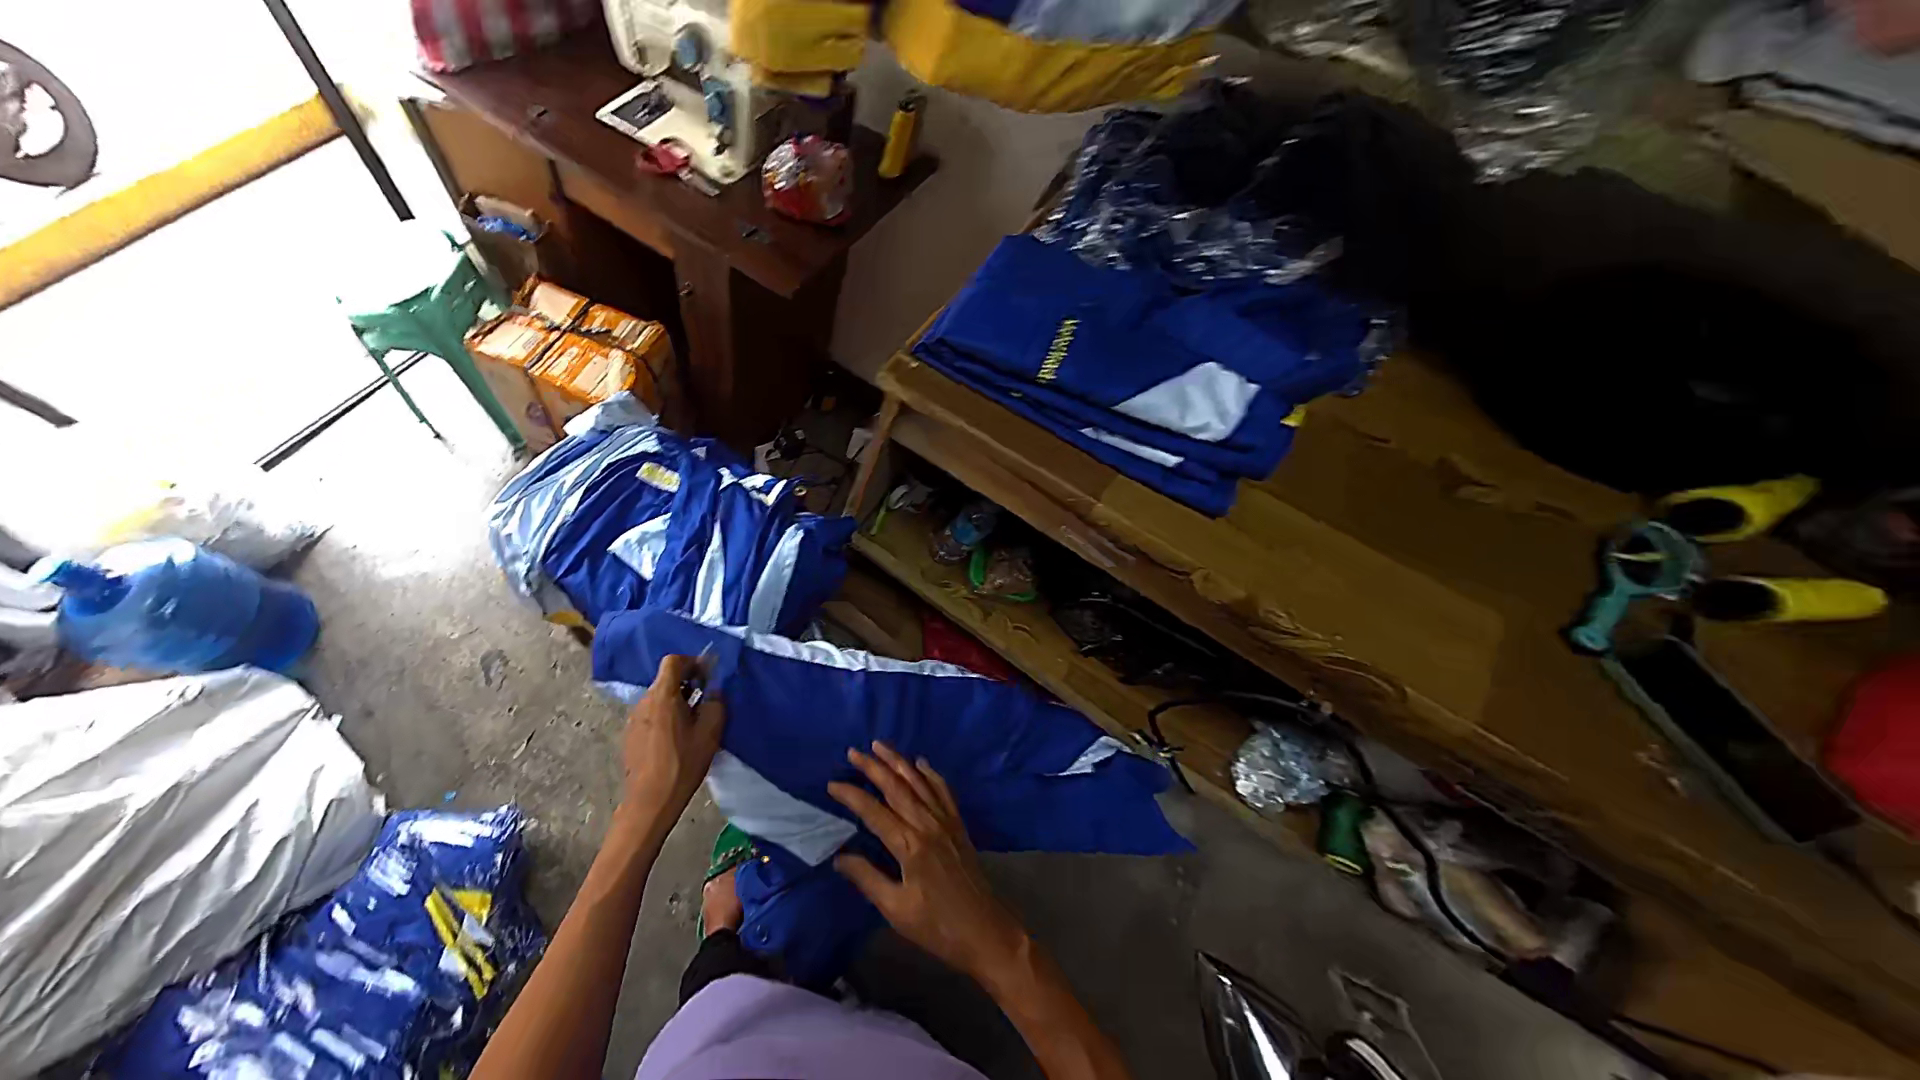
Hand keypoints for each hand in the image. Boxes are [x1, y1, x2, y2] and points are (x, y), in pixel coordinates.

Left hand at [623, 654, 724, 818]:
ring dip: (677, 701)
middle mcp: (643, 702)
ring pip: (658, 698)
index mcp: (663, 695)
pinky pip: (651, 715)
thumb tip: (713, 690)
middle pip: (666, 680)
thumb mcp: (711, 730)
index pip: (673, 661)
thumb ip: (715, 702)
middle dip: (687, 684)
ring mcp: (633, 719)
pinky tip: (676, 738)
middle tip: (705, 700)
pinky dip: (666, 716)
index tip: (708, 677)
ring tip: (693, 722)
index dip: (692, 662)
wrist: (652, 799)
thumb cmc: (684, 761)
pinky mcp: (630, 735)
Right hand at [829, 742, 1029, 983]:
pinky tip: (922, 764)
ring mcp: (946, 822)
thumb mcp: (896, 910)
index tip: (832, 783)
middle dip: (874, 767)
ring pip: (920, 783)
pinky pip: (943, 791)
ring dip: (899, 762)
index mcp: (910, 845)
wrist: (986, 932)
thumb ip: (867, 879)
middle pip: (897, 788)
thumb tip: (839, 857)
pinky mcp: (959, 826)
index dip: (852, 796)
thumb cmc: (938, 927)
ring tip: (881, 746)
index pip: (874, 812)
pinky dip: (931, 774)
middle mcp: (928, 825)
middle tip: (854, 751)